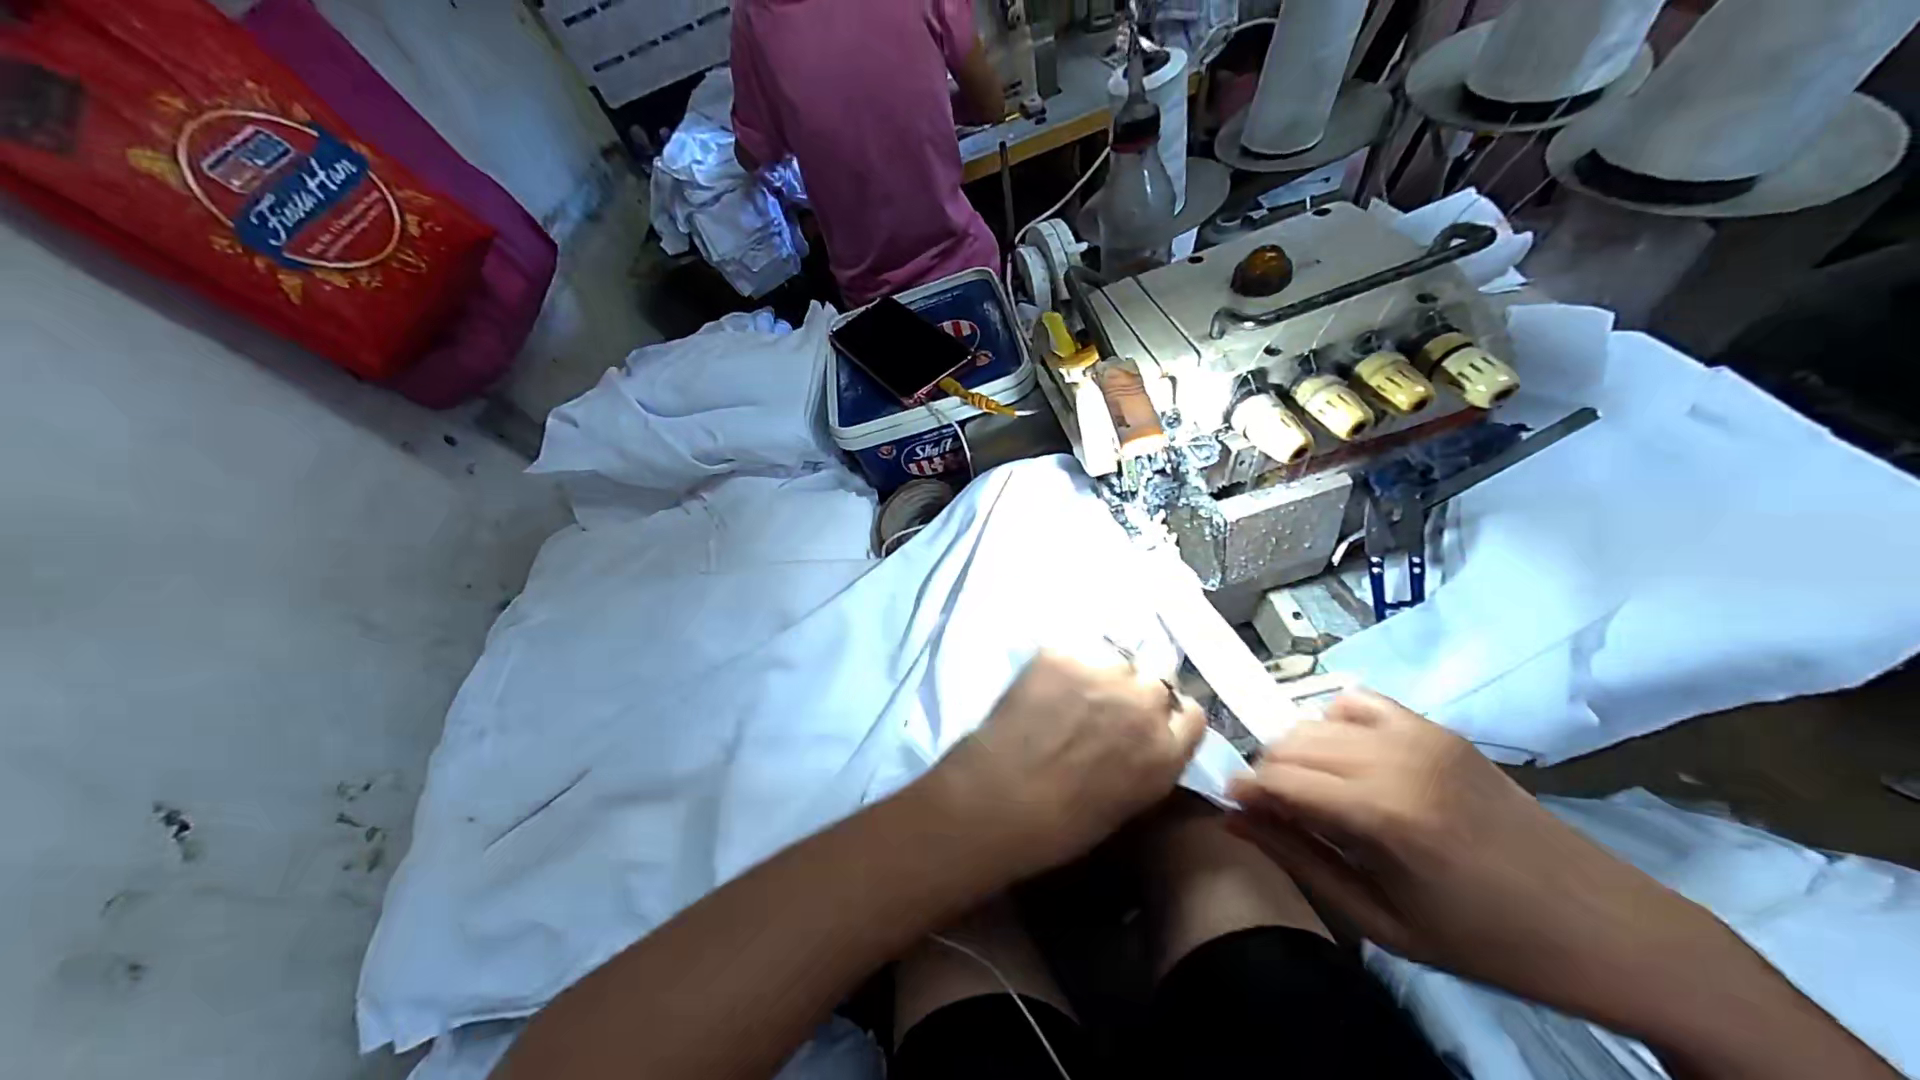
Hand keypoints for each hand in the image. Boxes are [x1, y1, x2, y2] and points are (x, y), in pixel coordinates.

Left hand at [925, 650, 1206, 880]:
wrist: (999, 801)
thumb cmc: (1059, 825)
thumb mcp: (1124, 803)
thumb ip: (1143, 763)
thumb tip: (1135, 742)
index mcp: (1167, 752)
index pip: (1191, 714)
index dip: (1168, 714)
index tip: (1147, 718)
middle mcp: (1146, 705)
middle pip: (1156, 679)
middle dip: (1134, 690)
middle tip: (1103, 703)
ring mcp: (1104, 674)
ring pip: (1117, 658)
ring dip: (1101, 672)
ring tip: (1070, 690)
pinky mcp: (1063, 655)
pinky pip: (1073, 649)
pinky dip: (1062, 664)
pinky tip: (1043, 682)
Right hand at [1226, 689, 1718, 1019]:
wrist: (1604, 926)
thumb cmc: (1485, 941)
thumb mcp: (1381, 921)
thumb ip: (1299, 860)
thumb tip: (1233, 819)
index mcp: (1384, 816)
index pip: (1278, 779)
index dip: (1245, 792)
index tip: (1236, 809)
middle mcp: (1395, 760)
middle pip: (1289, 743)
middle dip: (1269, 773)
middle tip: (1279, 811)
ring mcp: (1420, 736)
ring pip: (1315, 719)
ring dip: (1298, 749)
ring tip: (1315, 790)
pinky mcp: (1438, 729)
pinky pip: (1359, 701)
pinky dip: (1335, 721)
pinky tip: (1350, 757)